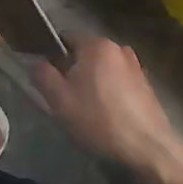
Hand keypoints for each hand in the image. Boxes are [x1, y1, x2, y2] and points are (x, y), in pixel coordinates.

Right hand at [34, 35, 182, 170]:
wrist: (146, 146)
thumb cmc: (98, 120)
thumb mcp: (59, 100)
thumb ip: (42, 75)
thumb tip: (36, 62)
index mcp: (97, 45)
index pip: (65, 37)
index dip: (52, 55)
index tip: (48, 78)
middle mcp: (119, 47)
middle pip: (85, 54)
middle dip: (73, 71)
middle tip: (65, 99)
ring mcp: (136, 65)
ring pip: (102, 69)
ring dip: (92, 83)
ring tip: (87, 111)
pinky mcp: (146, 84)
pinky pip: (118, 81)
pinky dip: (109, 92)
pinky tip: (107, 115)